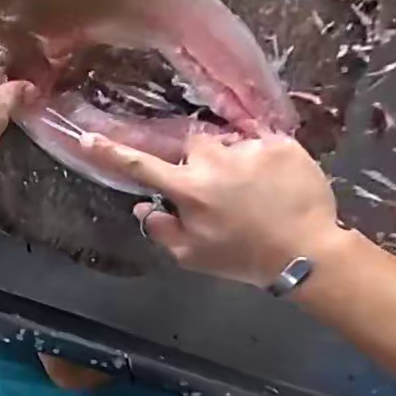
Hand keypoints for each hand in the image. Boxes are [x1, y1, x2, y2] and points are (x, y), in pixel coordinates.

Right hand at [77, 132, 344, 287]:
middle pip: (191, 146)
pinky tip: (275, 185)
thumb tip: (144, 206)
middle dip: (197, 161)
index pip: (139, 165)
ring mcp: (250, 150)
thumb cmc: (242, 257)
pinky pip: (261, 144)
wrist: (307, 252)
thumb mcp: (191, 255)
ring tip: (253, 189)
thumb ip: (161, 229)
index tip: (87, 137)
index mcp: (188, 189)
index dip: (110, 152)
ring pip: (228, 144)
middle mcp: (214, 162)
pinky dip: (264, 161)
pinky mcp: (282, 145)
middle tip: (216, 188)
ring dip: (233, 161)